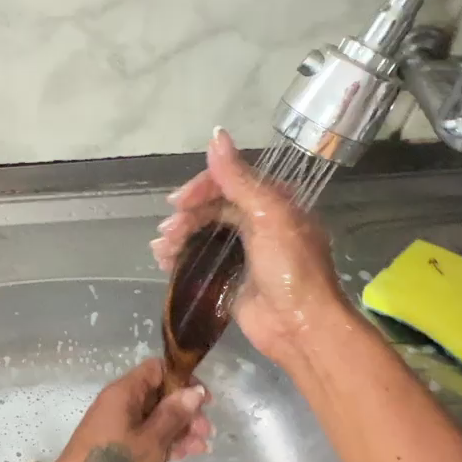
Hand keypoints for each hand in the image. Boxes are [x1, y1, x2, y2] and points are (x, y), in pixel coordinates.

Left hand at [41, 359, 210, 461]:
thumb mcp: (150, 441)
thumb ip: (173, 415)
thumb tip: (195, 391)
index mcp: (123, 393)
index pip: (157, 369)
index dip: (183, 379)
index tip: (204, 400)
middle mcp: (119, 404)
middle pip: (158, 395)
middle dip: (185, 411)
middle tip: (207, 432)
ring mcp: (116, 426)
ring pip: (154, 419)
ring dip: (179, 430)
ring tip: (201, 448)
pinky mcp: (116, 448)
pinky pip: (145, 437)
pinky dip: (164, 444)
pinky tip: (185, 456)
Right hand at [151, 128, 351, 371]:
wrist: (300, 326)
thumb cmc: (291, 269)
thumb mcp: (269, 216)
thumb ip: (239, 179)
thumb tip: (215, 134)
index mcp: (274, 203)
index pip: (229, 182)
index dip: (201, 188)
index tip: (177, 203)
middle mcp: (258, 224)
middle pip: (212, 209)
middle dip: (186, 217)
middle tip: (167, 233)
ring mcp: (243, 254)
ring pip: (202, 235)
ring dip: (178, 237)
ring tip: (161, 250)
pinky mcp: (230, 280)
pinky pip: (199, 261)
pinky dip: (180, 259)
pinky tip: (164, 262)